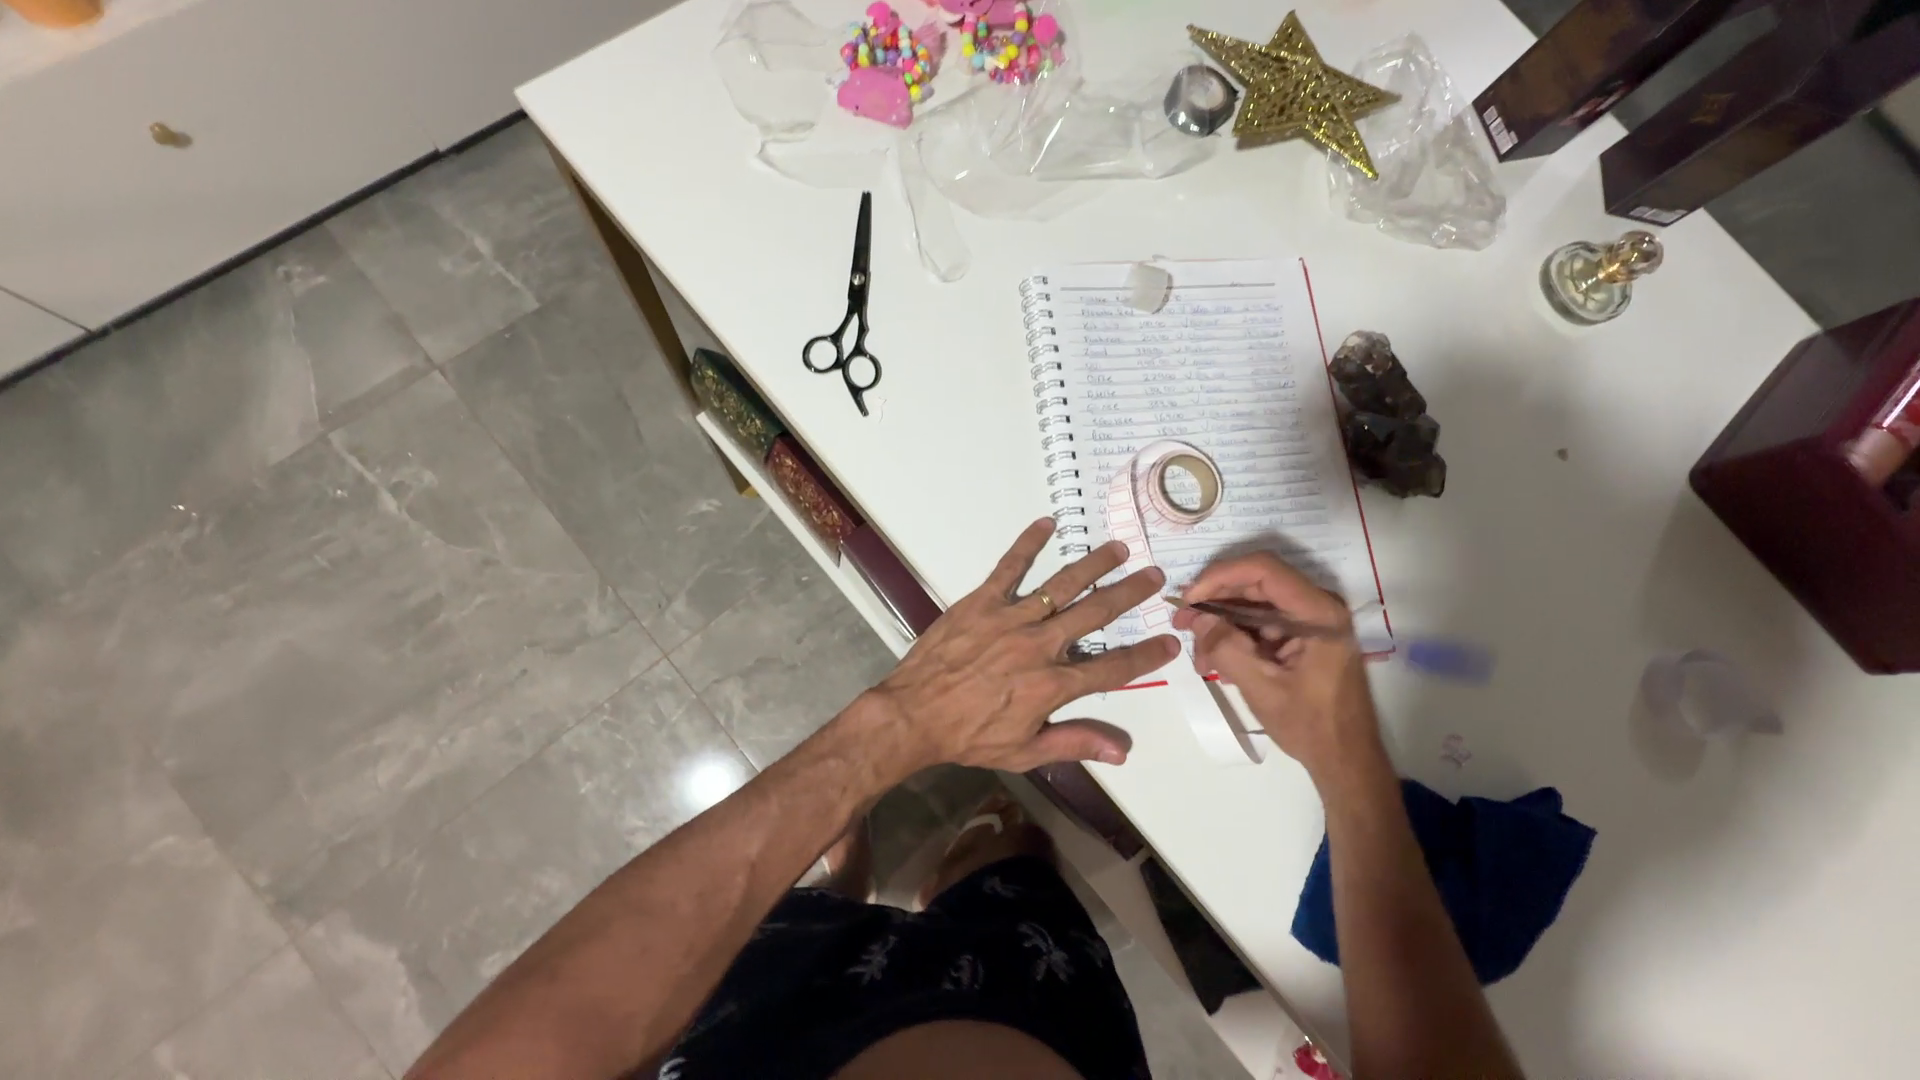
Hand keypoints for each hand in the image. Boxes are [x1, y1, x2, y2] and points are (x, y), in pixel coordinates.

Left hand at [866, 518, 1178, 771]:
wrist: (913, 715)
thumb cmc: (969, 736)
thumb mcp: (1025, 751)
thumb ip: (1075, 743)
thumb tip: (1123, 750)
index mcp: (1053, 684)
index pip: (1113, 668)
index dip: (1146, 656)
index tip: (1170, 642)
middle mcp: (1040, 645)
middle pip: (1096, 613)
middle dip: (1129, 594)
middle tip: (1154, 576)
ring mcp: (1011, 618)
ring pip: (1062, 585)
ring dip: (1093, 564)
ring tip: (1118, 548)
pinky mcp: (982, 602)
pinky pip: (1009, 568)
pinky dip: (1028, 544)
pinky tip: (1046, 523)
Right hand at [1171, 553, 1383, 787]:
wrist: (1345, 759)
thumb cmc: (1311, 725)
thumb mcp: (1262, 688)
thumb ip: (1227, 648)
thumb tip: (1197, 618)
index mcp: (1318, 613)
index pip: (1263, 570)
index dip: (1220, 577)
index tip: (1189, 599)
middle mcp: (1317, 607)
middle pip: (1255, 583)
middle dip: (1214, 601)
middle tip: (1181, 622)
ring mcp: (1310, 621)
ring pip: (1253, 603)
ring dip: (1221, 623)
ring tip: (1199, 656)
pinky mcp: (1302, 635)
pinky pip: (1260, 622)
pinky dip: (1235, 636)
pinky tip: (1215, 662)